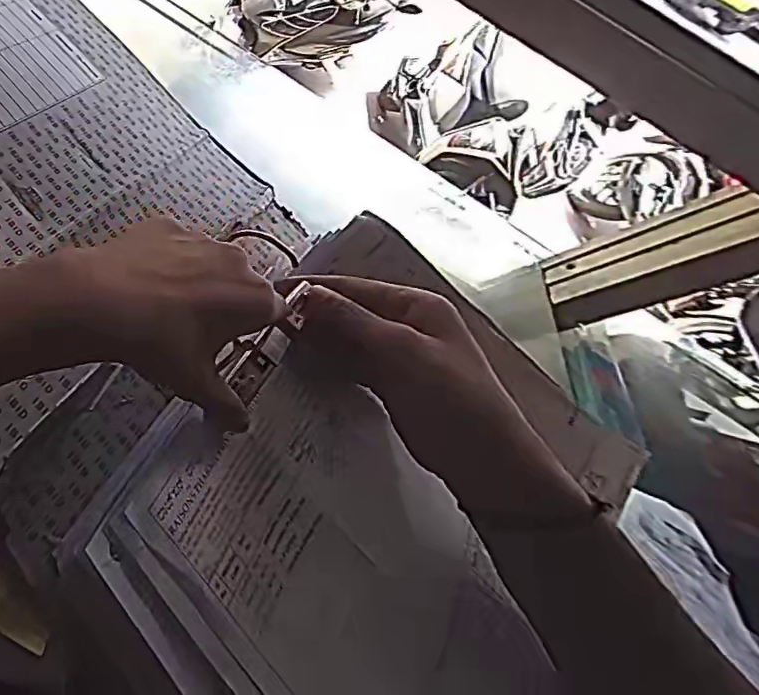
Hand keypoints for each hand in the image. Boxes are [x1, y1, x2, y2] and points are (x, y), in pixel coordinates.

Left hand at [54, 217, 284, 429]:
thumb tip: (239, 422)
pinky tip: (145, 280)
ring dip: (198, 277)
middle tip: (196, 328)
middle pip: (242, 283)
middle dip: (226, 302)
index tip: (239, 338)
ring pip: (209, 260)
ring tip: (166, 304)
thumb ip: (225, 404)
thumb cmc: (157, 340)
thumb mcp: (194, 382)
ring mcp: (200, 238)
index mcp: (253, 298)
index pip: (274, 311)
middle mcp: (234, 260)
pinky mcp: (167, 225)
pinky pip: (176, 244)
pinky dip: (167, 258)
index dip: (257, 326)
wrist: (103, 298)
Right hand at [291, 276, 590, 520]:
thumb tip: (307, 293)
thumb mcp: (402, 353)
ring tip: (275, 335)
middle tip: (266, 317)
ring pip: (346, 336)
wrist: (492, 469)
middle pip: (348, 310)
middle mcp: (405, 323)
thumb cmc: (454, 401)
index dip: (313, 288)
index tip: (274, 292)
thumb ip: (352, 320)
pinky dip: (328, 358)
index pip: (354, 288)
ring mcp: (398, 354)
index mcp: (416, 305)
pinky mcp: (391, 382)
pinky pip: (351, 362)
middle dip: (311, 312)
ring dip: (316, 335)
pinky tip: (302, 359)